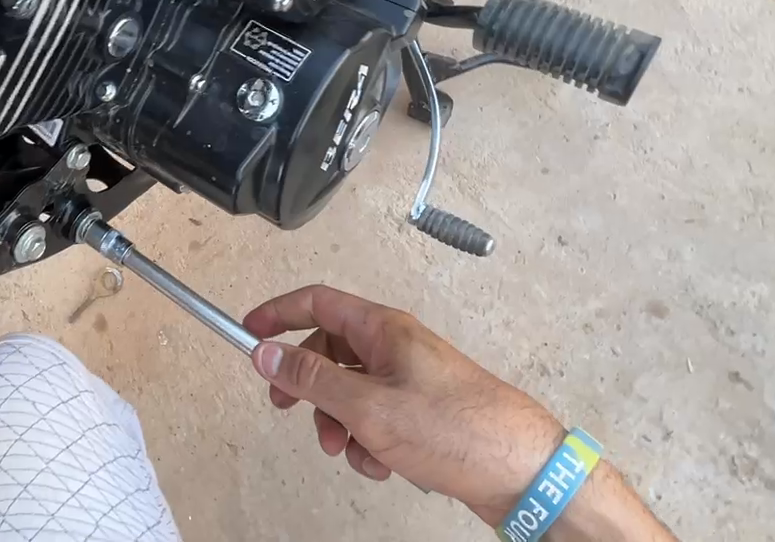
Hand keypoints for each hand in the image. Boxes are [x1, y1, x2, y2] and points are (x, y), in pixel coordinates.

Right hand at [243, 285, 565, 524]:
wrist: (526, 473)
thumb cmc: (448, 428)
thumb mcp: (366, 406)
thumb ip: (310, 379)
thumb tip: (263, 353)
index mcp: (380, 327)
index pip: (316, 302)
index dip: (278, 313)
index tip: (249, 332)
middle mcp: (393, 345)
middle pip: (330, 349)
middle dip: (306, 383)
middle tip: (284, 408)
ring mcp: (411, 378)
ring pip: (352, 388)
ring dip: (337, 420)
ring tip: (345, 451)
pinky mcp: (425, 411)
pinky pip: (377, 414)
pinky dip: (368, 438)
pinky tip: (379, 465)